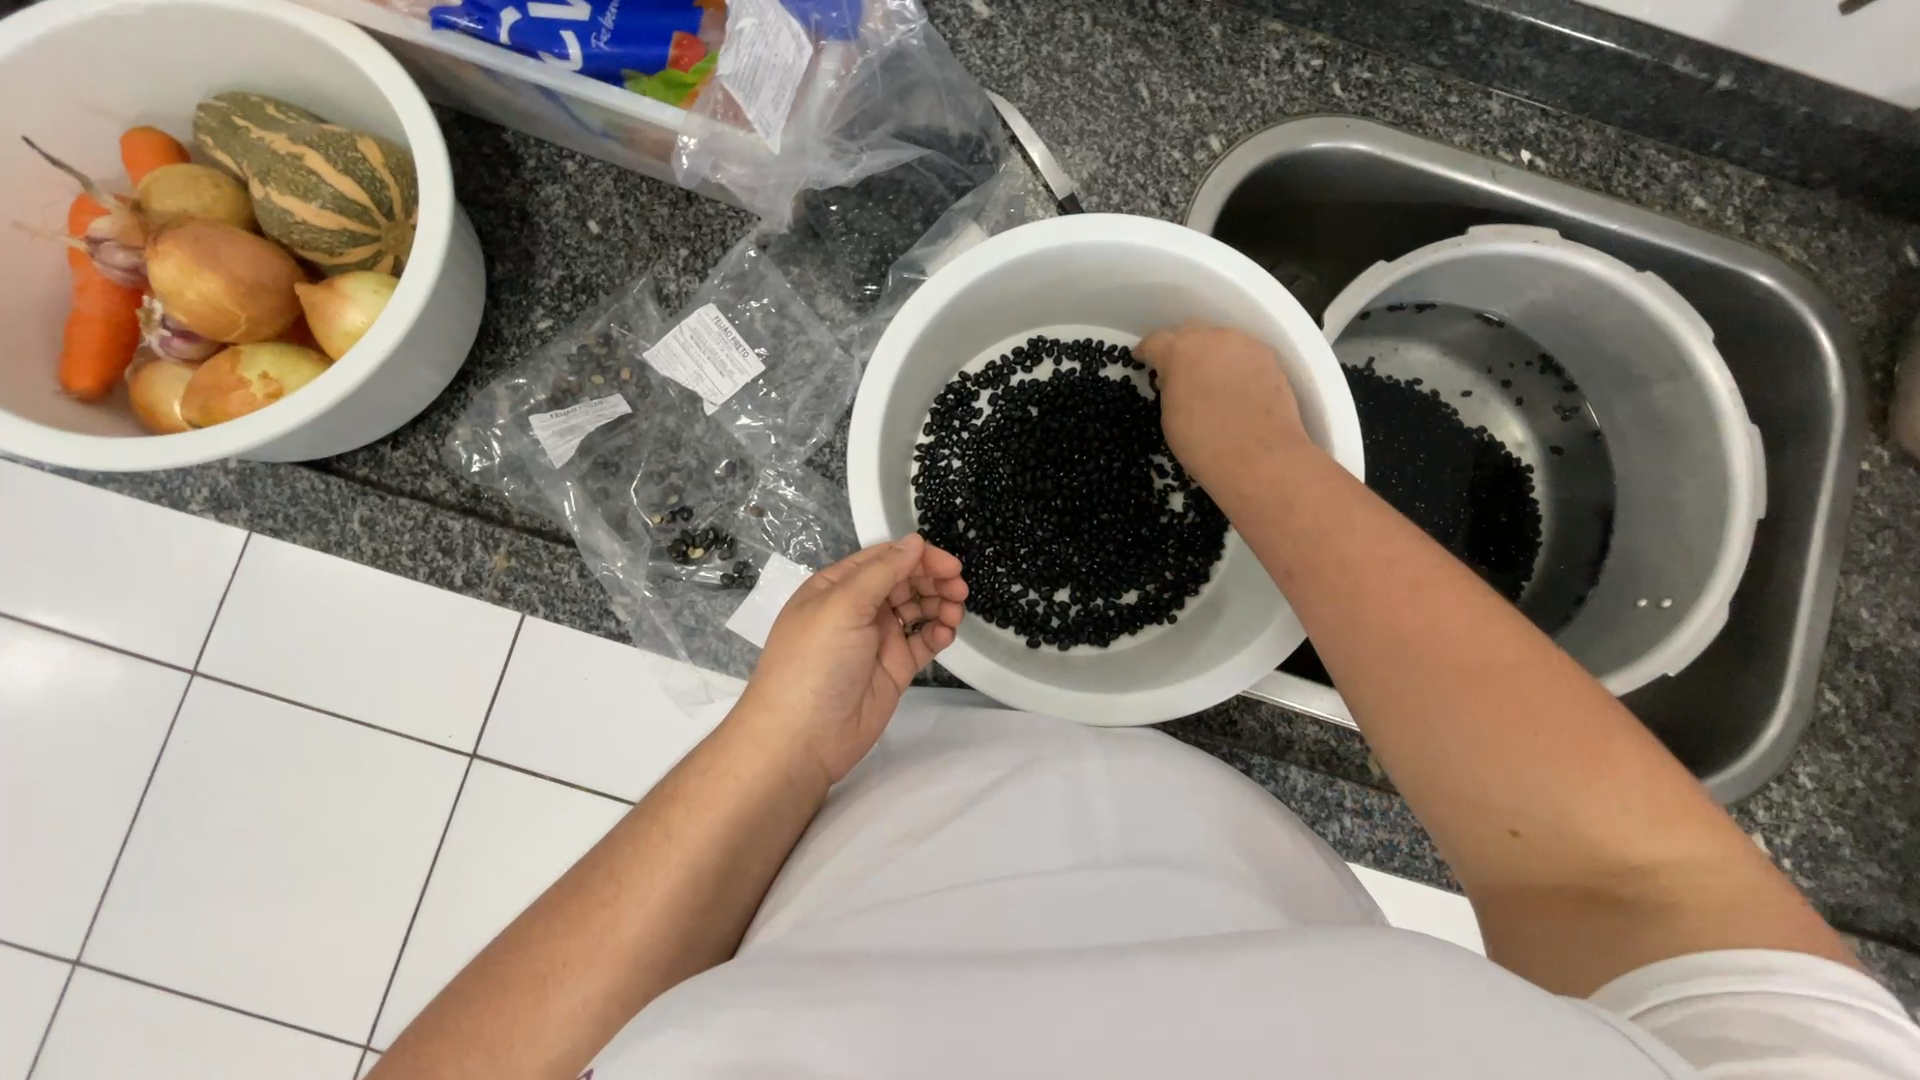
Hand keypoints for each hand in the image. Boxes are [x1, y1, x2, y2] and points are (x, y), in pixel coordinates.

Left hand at [730, 534, 966, 786]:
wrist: (803, 738)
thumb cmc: (815, 662)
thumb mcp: (842, 605)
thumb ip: (882, 571)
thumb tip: (914, 541)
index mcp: (837, 587)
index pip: (884, 558)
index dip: (918, 557)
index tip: (950, 564)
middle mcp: (858, 609)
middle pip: (905, 581)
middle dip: (933, 580)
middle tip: (959, 589)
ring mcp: (877, 640)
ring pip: (917, 610)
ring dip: (939, 604)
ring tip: (954, 612)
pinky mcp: (894, 669)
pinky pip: (922, 642)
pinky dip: (938, 634)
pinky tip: (945, 633)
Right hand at [1136, 321, 1315, 509]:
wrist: (1260, 457)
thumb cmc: (1204, 444)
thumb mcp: (1169, 416)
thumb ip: (1169, 387)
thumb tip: (1176, 380)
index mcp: (1179, 351)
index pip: (1155, 342)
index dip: (1146, 352)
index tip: (1143, 361)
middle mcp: (1213, 338)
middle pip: (1189, 332)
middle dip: (1179, 349)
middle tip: (1176, 372)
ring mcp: (1244, 345)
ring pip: (1219, 341)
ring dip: (1208, 355)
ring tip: (1207, 380)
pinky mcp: (1268, 357)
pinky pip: (1241, 353)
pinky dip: (1232, 364)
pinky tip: (1232, 386)